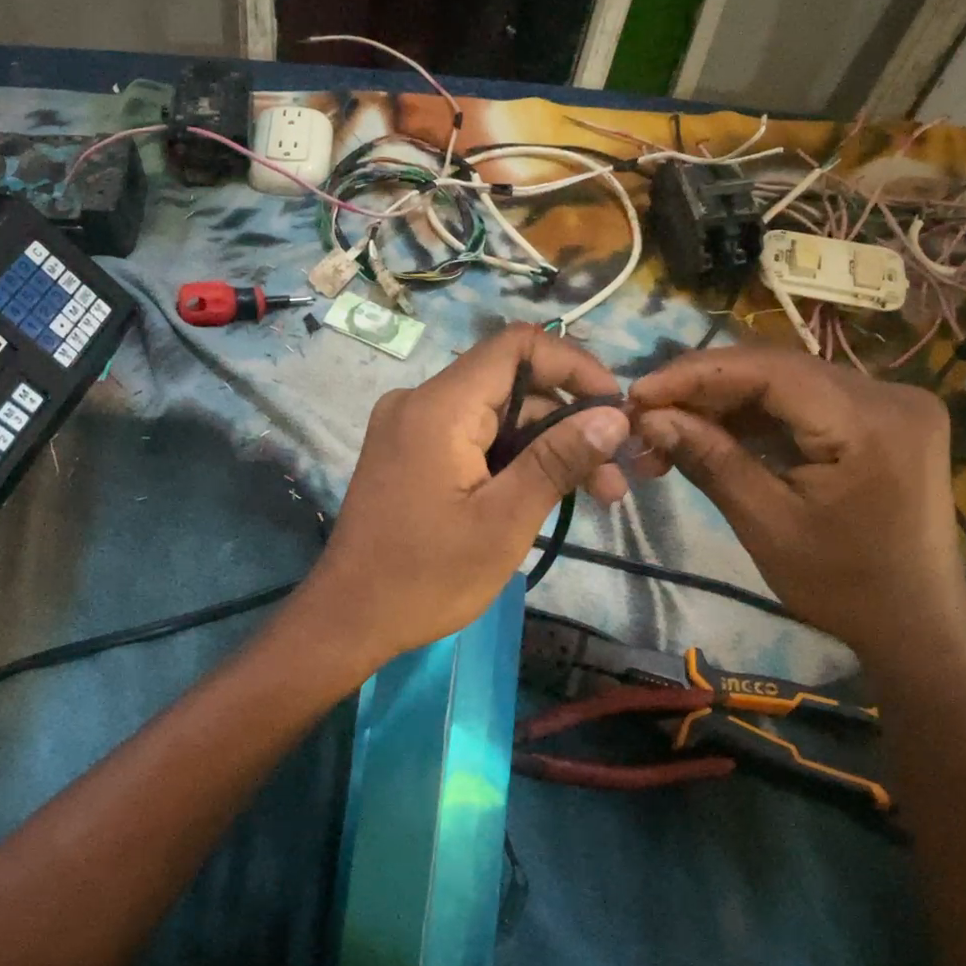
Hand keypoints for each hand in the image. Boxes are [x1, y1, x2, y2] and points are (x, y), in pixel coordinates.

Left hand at [308, 324, 630, 658]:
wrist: (350, 618)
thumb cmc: (427, 576)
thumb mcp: (504, 521)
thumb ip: (558, 459)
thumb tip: (614, 415)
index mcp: (439, 407)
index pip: (517, 346)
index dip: (573, 365)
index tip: (615, 406)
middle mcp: (419, 403)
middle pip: (510, 386)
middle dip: (567, 424)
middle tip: (613, 480)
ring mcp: (409, 428)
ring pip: (494, 417)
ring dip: (543, 448)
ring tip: (594, 497)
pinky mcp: (408, 455)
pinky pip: (470, 439)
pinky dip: (509, 460)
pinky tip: (543, 495)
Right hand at [629, 347, 965, 653]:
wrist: (916, 623)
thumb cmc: (842, 584)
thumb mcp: (765, 524)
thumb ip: (710, 460)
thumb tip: (649, 418)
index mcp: (871, 422)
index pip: (771, 369)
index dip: (696, 374)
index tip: (638, 393)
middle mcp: (890, 395)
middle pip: (778, 369)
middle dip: (703, 389)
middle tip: (644, 415)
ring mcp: (890, 403)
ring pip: (787, 382)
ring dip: (723, 402)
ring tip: (668, 430)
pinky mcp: (882, 418)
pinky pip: (805, 401)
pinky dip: (754, 416)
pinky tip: (712, 434)